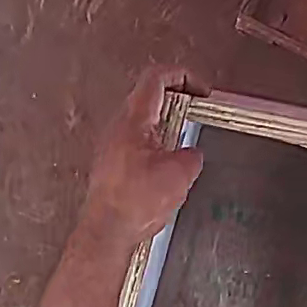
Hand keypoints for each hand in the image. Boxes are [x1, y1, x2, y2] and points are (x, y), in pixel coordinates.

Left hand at [79, 69, 204, 246]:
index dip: (182, 75)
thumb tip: (193, 155)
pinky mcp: (111, 165)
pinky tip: (166, 168)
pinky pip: (136, 144)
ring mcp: (111, 146)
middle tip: (195, 110)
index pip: (156, 78)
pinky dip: (156, 145)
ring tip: (184, 142)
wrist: (107, 231)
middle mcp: (117, 128)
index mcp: (133, 120)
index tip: (199, 87)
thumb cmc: (133, 203)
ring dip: (167, 125)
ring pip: (143, 122)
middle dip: (177, 101)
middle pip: (148, 98)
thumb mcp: (180, 174)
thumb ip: (192, 155)